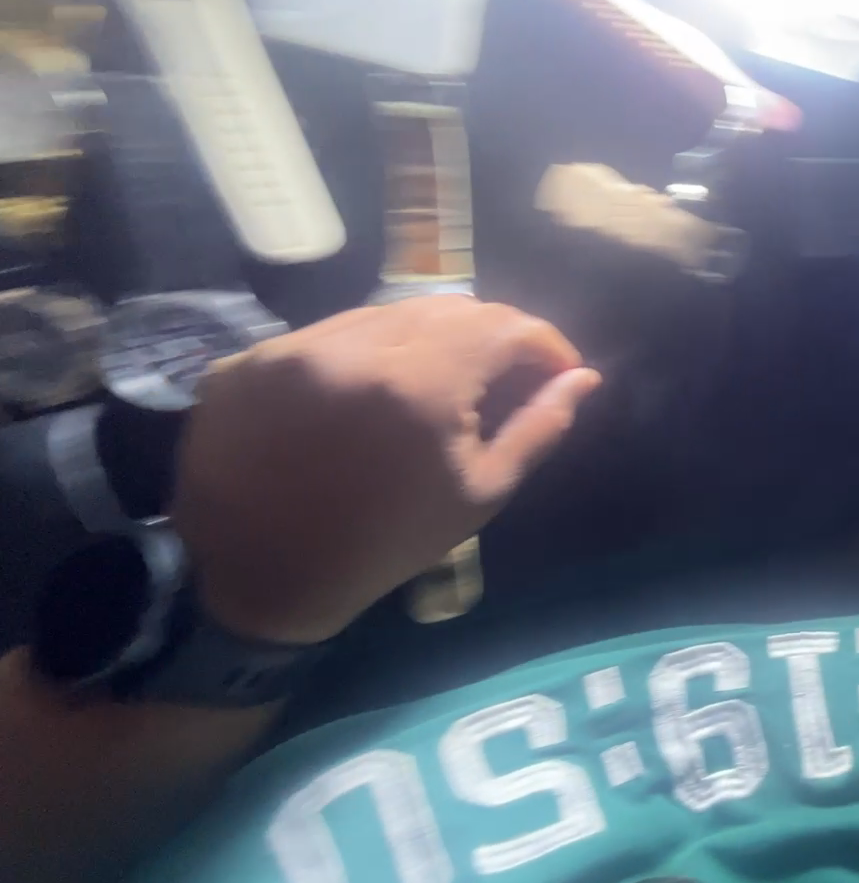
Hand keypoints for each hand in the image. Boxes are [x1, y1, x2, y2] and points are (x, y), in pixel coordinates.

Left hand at [171, 297, 601, 643]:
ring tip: (449, 379)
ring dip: (440, 336)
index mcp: (422, 384)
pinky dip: (378, 348)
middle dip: (499, 336)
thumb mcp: (486, 487)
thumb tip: (584, 378)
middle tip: (513, 375)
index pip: (508, 327)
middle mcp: (355, 348)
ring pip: (395, 310)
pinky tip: (382, 389)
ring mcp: (293, 348)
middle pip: (455, 307)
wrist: (259, 575)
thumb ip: (541, 424)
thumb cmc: (393, 537)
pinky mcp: (249, 359)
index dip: (548, 344)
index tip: (560, 373)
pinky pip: (338, 330)